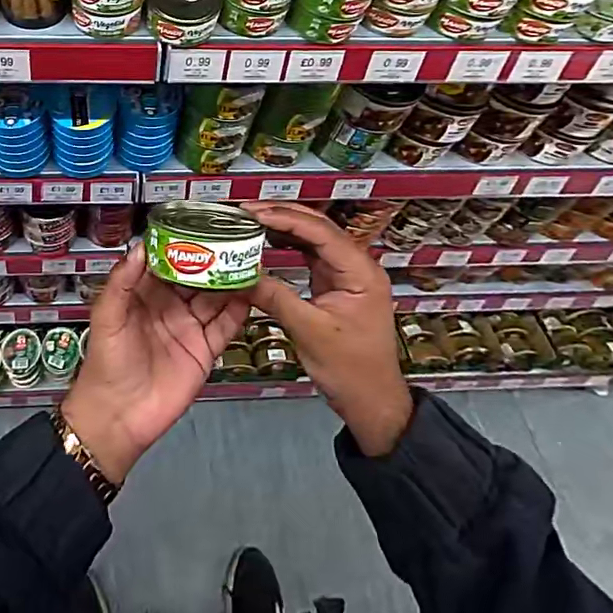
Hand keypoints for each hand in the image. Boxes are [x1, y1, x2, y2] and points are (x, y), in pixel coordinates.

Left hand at [60, 243, 250, 483]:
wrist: (119, 415)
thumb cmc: (107, 362)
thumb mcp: (107, 317)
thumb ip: (122, 282)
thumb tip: (140, 248)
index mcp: (144, 294)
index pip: (166, 263)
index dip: (180, 246)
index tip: (198, 226)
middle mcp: (169, 306)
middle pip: (195, 278)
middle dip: (211, 260)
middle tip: (232, 239)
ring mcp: (188, 327)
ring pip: (214, 298)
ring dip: (229, 281)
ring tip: (247, 261)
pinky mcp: (204, 350)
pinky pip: (224, 326)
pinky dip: (238, 311)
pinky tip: (251, 294)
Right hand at [241, 201, 412, 456]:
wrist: (373, 402)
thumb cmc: (349, 368)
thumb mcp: (308, 332)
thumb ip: (275, 297)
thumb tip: (239, 274)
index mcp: (360, 272)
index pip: (320, 232)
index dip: (285, 218)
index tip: (252, 213)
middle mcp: (357, 265)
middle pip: (318, 227)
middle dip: (282, 215)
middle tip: (245, 211)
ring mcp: (346, 273)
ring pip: (313, 238)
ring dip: (283, 227)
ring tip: (250, 220)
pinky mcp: (335, 283)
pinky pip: (309, 254)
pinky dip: (287, 244)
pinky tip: (266, 239)